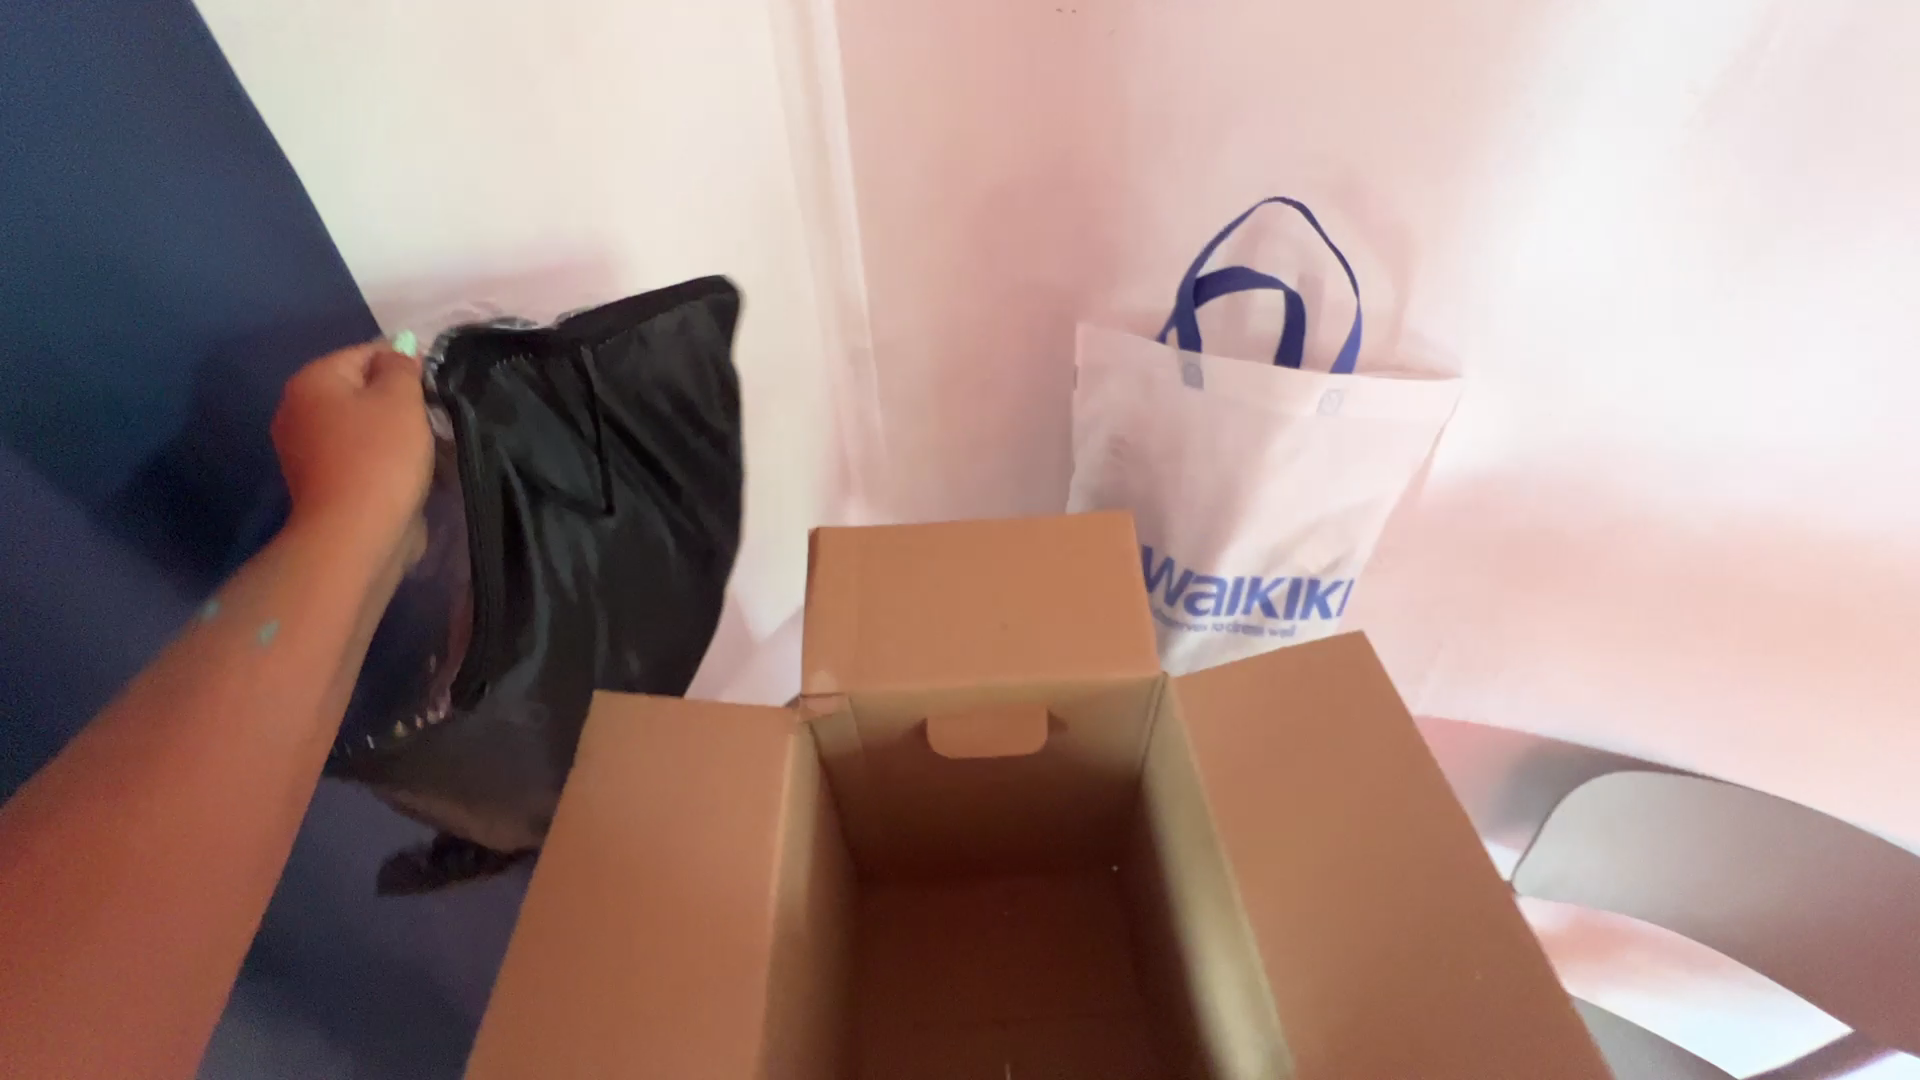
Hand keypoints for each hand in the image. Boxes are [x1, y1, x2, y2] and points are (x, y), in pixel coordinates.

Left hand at [272, 341, 432, 560]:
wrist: (357, 529)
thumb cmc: (382, 456)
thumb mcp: (401, 401)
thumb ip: (401, 368)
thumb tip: (397, 352)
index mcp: (313, 380)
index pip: (365, 352)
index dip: (405, 363)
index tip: (438, 386)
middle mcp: (298, 407)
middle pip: (360, 388)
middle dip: (399, 399)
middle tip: (436, 417)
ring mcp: (305, 446)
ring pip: (361, 422)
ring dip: (394, 429)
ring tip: (428, 446)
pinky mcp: (322, 478)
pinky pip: (358, 452)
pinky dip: (384, 455)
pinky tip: (408, 470)